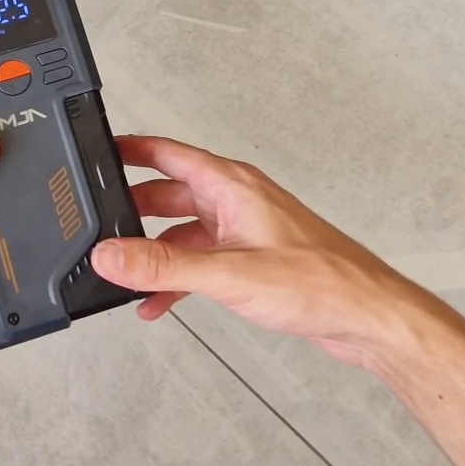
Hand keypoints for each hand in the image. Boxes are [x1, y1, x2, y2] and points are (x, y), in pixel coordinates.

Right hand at [91, 135, 415, 368]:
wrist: (365, 316)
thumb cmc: (319, 282)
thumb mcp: (227, 273)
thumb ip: (164, 266)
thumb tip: (112, 255)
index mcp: (232, 185)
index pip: (169, 153)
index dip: (131, 149)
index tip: (98, 152)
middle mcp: (236, 200)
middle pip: (170, 192)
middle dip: (134, 210)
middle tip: (102, 225)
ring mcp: (243, 229)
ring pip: (183, 230)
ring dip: (155, 252)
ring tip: (127, 275)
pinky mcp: (250, 258)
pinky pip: (200, 259)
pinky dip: (178, 277)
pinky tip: (160, 302)